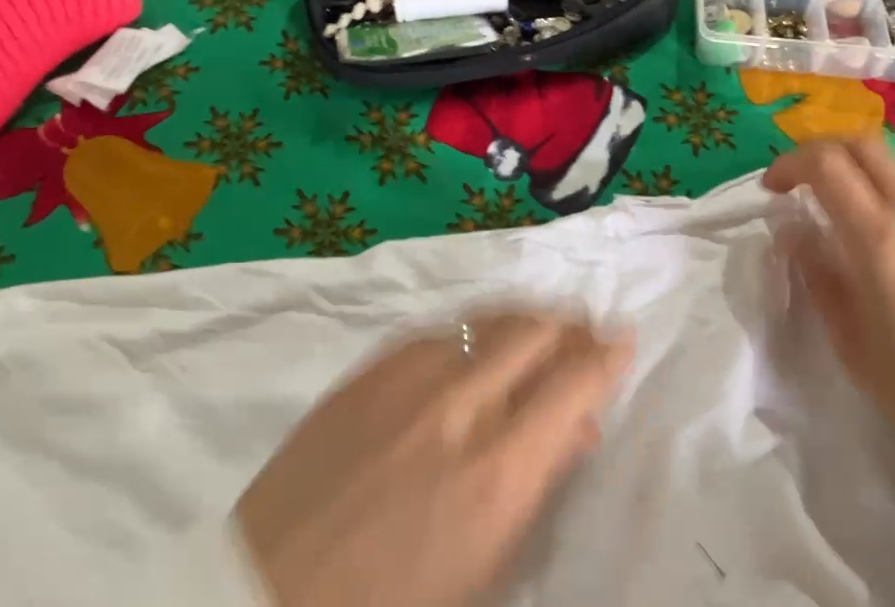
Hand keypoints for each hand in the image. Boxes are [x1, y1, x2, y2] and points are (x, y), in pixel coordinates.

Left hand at [232, 312, 631, 606]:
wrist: (271, 591)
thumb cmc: (394, 597)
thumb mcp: (486, 566)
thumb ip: (540, 488)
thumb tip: (576, 427)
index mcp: (499, 471)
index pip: (576, 381)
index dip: (609, 355)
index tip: (623, 342)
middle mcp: (459, 407)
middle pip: (536, 330)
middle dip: (573, 324)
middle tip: (585, 333)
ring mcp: (406, 379)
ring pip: (488, 316)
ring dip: (527, 317)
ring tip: (541, 326)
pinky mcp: (365, 370)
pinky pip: (437, 327)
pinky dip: (472, 327)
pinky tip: (476, 341)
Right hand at [764, 137, 894, 441]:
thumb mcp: (852, 343)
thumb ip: (819, 278)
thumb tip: (794, 234)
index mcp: (878, 238)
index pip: (827, 164)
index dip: (791, 163)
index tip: (772, 189)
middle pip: (865, 145)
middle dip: (824, 153)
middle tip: (801, 184)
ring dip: (860, 172)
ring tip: (841, 212)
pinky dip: (890, 195)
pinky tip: (885, 238)